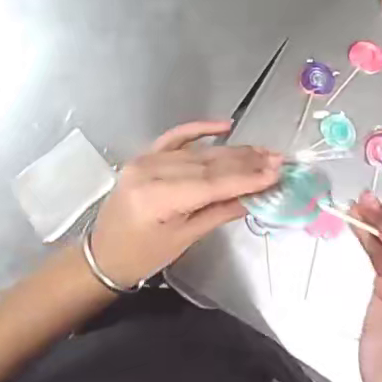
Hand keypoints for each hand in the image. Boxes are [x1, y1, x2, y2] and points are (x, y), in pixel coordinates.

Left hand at [88, 121, 282, 287]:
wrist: (103, 254)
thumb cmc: (142, 255)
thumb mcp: (184, 239)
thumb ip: (220, 212)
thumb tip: (256, 196)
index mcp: (156, 198)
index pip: (211, 183)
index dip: (246, 176)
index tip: (276, 171)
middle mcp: (149, 172)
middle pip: (207, 163)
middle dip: (246, 162)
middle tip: (278, 159)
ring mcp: (145, 161)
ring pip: (197, 152)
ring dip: (232, 151)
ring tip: (263, 151)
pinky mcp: (144, 157)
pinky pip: (175, 138)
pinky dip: (200, 130)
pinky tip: (224, 125)